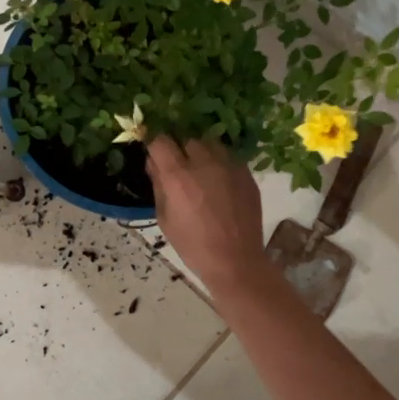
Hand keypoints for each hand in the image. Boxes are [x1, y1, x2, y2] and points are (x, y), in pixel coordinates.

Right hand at [146, 137, 264, 287]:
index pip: (160, 140)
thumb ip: (157, 184)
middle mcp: (204, 163)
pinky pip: (228, 156)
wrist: (236, 262)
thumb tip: (153, 162)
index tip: (152, 149)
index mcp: (178, 176)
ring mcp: (229, 166)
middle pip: (186, 137)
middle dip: (178, 146)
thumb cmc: (192, 244)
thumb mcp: (164, 217)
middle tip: (177, 162)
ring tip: (200, 167)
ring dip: (200, 150)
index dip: (154, 142)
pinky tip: (218, 179)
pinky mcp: (246, 174)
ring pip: (210, 142)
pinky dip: (219, 161)